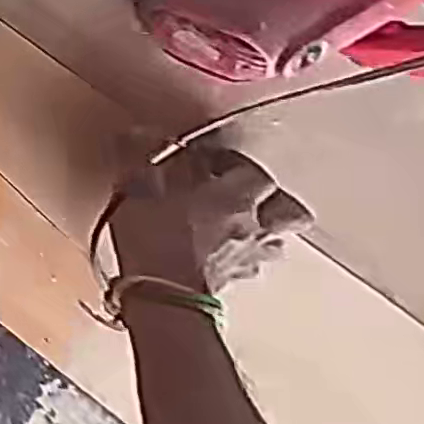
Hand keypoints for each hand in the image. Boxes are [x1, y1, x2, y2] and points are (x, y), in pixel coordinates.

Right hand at [109, 145, 312, 293]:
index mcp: (235, 195)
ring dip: (259, 229)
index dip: (230, 161)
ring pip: (275, 237)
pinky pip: (250, 262)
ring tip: (230, 227)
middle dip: (270, 199)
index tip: (205, 159)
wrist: (162, 292)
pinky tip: (217, 254)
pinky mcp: (237, 278)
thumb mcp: (134, 188)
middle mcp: (255, 223)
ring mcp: (251, 254)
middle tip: (239, 195)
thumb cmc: (152, 234)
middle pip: (288, 208)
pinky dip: (240, 255)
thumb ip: (138, 157)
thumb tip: (139, 130)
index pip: (250, 169)